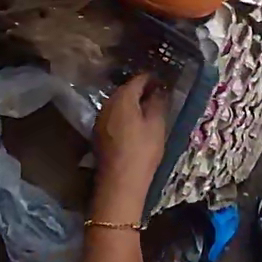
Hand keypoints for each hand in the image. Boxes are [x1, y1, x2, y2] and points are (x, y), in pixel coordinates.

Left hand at [91, 73, 167, 222]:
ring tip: (147, 110)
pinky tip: (133, 124)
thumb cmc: (142, 151)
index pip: (138, 79)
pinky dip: (124, 115)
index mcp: (123, 98)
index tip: (163, 82)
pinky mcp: (98, 132)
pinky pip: (113, 115)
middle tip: (157, 94)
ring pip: (118, 103)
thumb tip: (159, 90)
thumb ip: (158, 102)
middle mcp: (107, 104)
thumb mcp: (156, 125)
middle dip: (141, 90)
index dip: (152, 79)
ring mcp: (100, 118)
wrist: (119, 182)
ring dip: (131, 103)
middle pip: (125, 89)